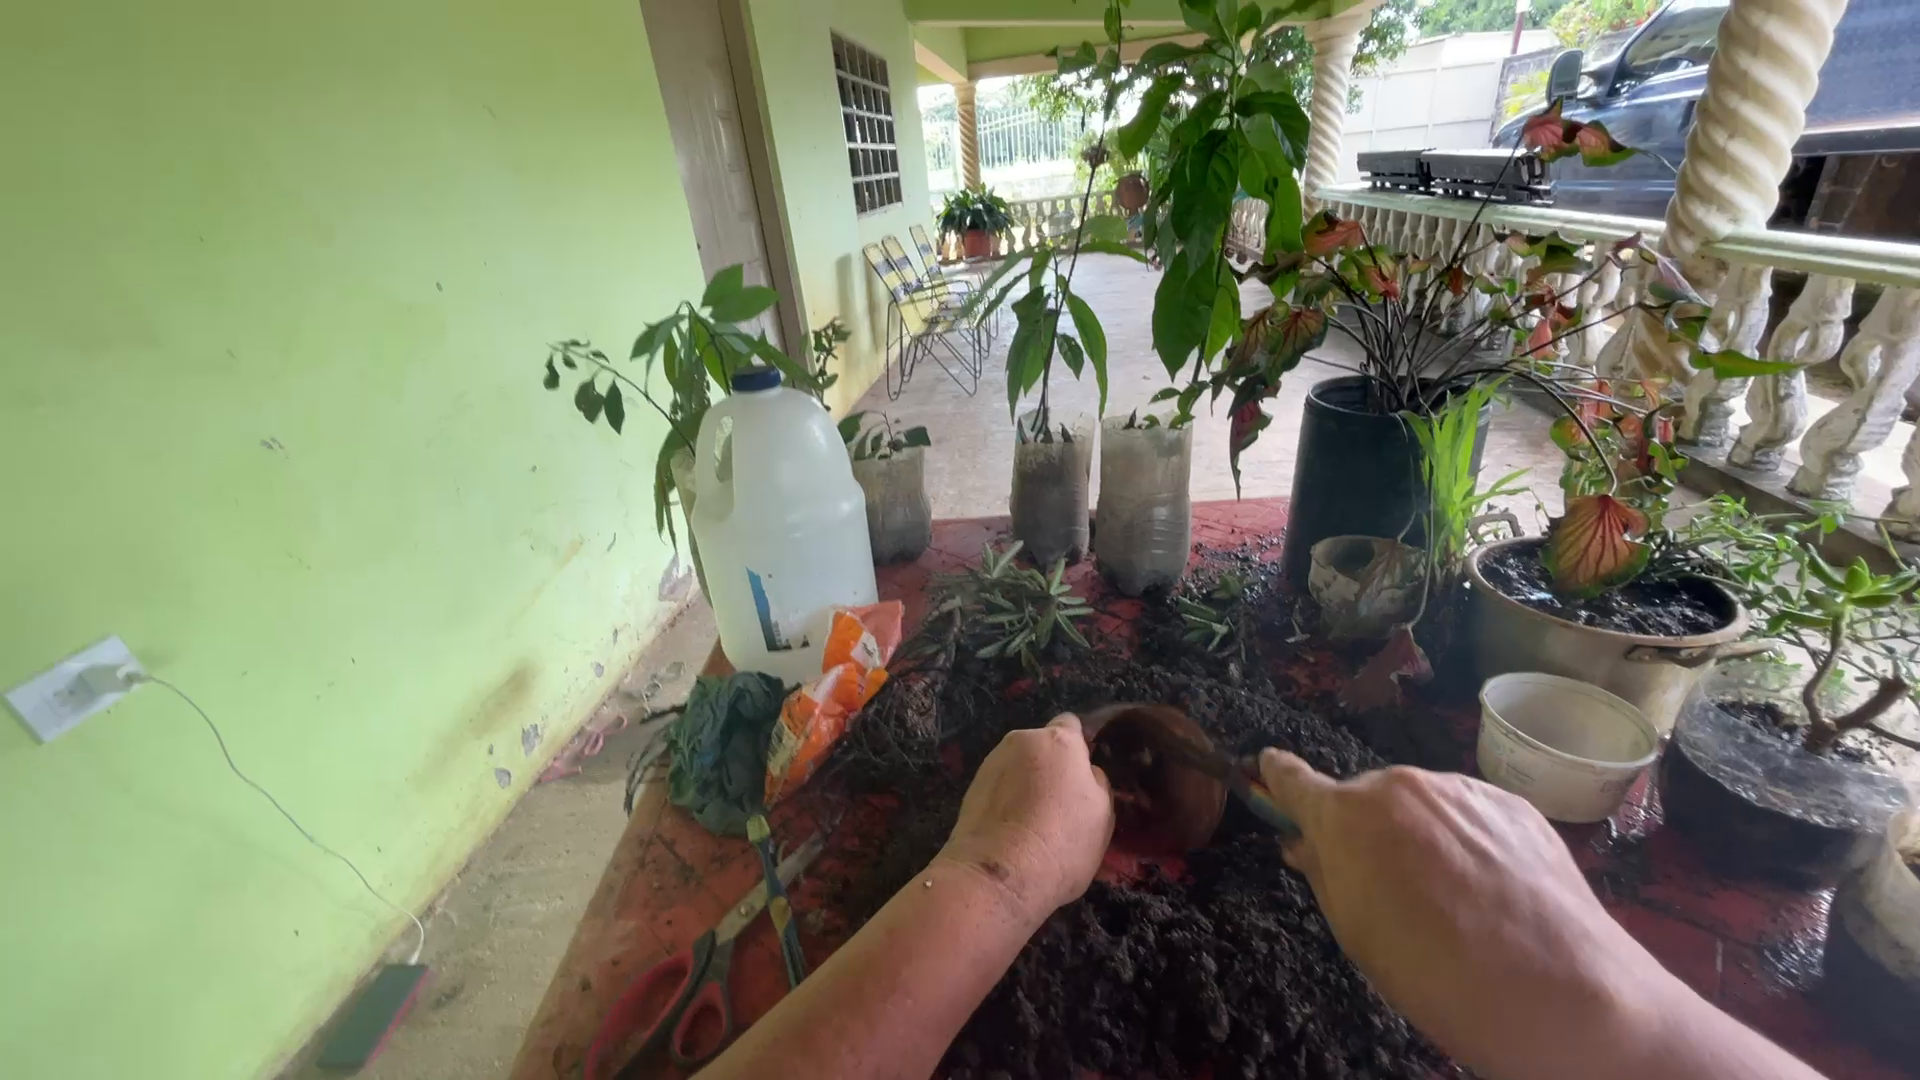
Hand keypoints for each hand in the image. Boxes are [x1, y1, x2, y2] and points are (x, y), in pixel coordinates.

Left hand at [936, 713, 1113, 924]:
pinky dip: (1005, 797)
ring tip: (1031, 822)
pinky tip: (1009, 828)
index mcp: (1059, 741)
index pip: (1070, 724)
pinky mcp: (972, 784)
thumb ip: (1096, 782)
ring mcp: (992, 761)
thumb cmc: (1062, 842)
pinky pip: (999, 783)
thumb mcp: (1103, 816)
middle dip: (1050, 766)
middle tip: (1058, 805)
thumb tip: (1085, 772)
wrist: (999, 874)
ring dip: (1026, 782)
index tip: (1081, 774)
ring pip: (1019, 765)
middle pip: (1042, 746)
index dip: (1078, 746)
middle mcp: (1022, 740)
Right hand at [1256, 752, 1685, 1079]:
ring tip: (1457, 893)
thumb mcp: (1354, 929)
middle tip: (1391, 883)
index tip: (1267, 767)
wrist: (1563, 996)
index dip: (1276, 775)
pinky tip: (1494, 887)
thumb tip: (1302, 842)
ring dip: (1419, 831)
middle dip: (1365, 827)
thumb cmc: (1432, 971)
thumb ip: (1321, 871)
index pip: (1291, 777)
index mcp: (1344, 814)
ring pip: (1418, 804)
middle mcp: (1395, 785)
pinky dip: (1467, 838)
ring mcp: (1456, 789)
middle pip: (1363, 798)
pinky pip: (1467, 812)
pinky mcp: (1509, 802)